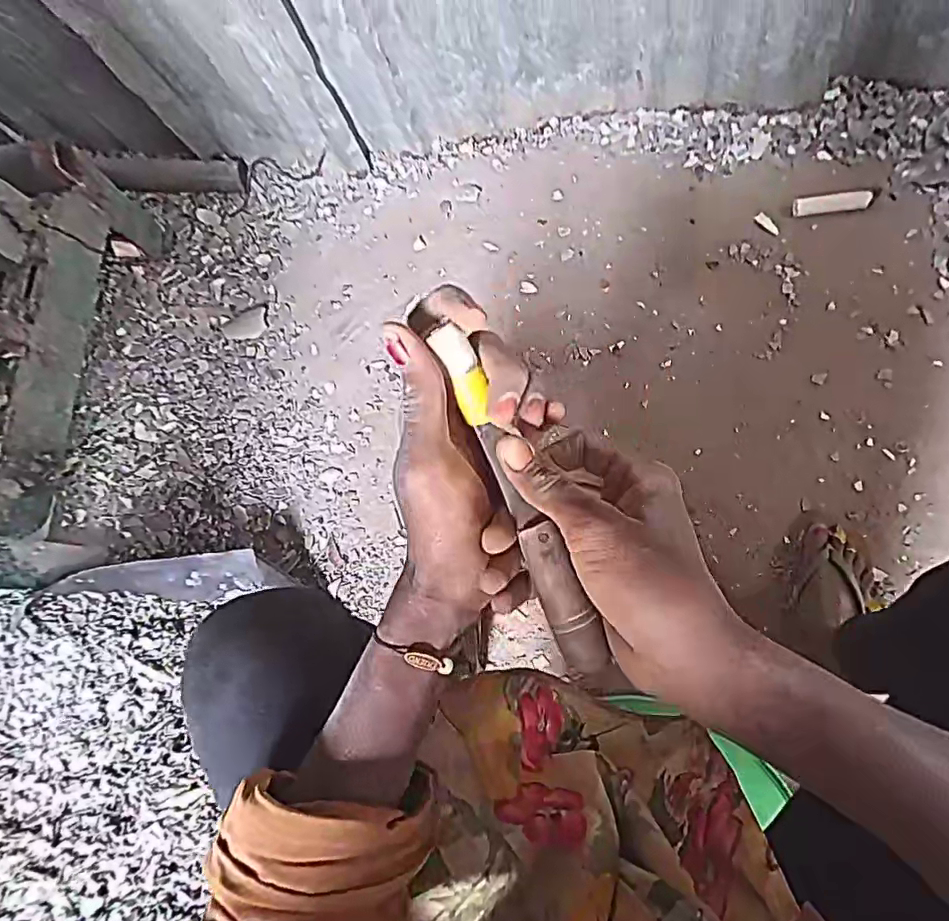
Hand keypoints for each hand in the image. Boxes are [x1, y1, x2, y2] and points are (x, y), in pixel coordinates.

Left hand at [382, 287, 554, 639]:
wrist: (464, 581)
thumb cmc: (438, 530)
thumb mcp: (424, 461)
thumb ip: (421, 398)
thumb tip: (397, 332)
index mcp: (430, 403)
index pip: (436, 329)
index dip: (455, 311)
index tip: (474, 322)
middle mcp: (459, 408)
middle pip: (487, 350)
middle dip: (505, 372)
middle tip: (507, 415)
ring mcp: (491, 429)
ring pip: (518, 380)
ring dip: (530, 394)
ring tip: (531, 425)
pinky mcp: (520, 451)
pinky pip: (539, 416)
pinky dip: (548, 415)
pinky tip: (551, 424)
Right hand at [495, 428, 755, 713]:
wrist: (680, 657)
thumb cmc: (652, 585)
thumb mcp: (595, 530)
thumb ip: (550, 489)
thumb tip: (513, 447)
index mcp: (637, 481)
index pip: (581, 449)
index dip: (541, 455)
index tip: (502, 468)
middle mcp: (622, 507)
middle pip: (556, 496)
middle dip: (517, 519)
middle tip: (492, 540)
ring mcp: (605, 546)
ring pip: (549, 535)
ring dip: (517, 555)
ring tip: (495, 577)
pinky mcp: (593, 579)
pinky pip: (554, 567)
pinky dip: (530, 579)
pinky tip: (508, 595)